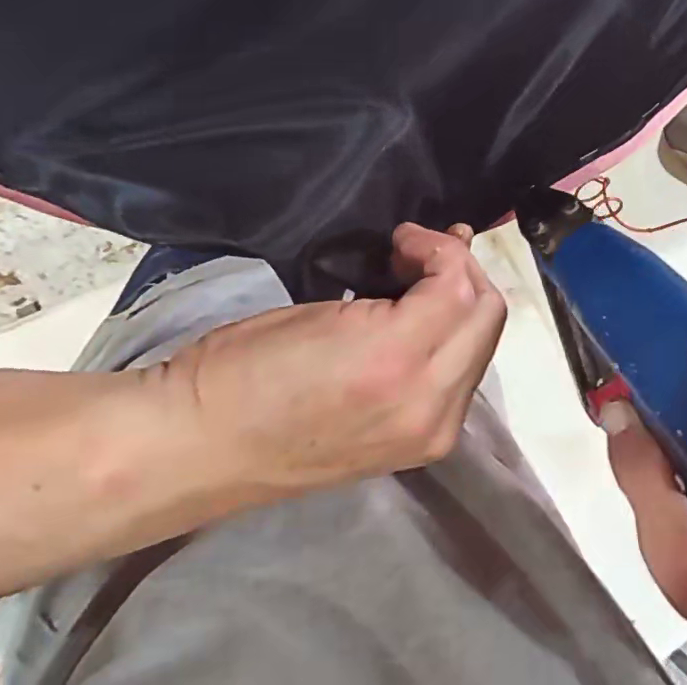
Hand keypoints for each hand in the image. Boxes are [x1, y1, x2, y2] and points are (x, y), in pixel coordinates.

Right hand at [162, 223, 506, 495]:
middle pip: (487, 317)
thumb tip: (439, 262)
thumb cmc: (241, 367)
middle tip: (415, 254)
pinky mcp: (422, 449)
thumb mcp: (322, 310)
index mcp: (398, 362)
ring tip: (418, 285)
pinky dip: (451, 343)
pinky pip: (462, 379)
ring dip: (460, 307)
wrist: (199, 450)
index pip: (460, 287)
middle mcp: (431, 405)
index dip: (439, 249)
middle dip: (461, 273)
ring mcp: (431, 435)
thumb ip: (395, 288)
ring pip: (482, 347)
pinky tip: (418, 326)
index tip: (401, 237)